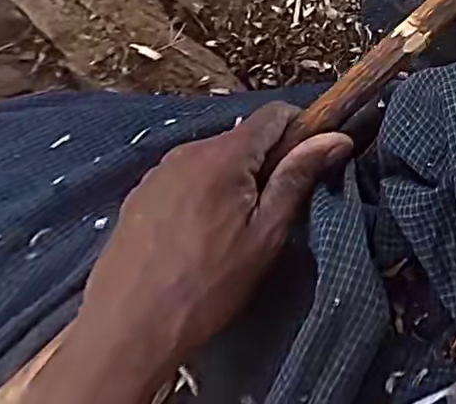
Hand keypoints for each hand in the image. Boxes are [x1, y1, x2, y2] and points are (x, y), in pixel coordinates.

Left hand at [73, 103, 352, 370]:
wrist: (119, 342)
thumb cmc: (205, 286)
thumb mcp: (266, 232)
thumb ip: (299, 175)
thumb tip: (337, 136)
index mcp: (223, 155)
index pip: (276, 113)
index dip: (301, 130)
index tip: (305, 165)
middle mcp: (187, 152)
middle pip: (246, 135)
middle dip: (266, 159)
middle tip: (270, 206)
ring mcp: (157, 174)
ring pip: (217, 156)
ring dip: (234, 175)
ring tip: (232, 224)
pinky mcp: (137, 197)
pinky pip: (188, 175)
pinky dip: (204, 190)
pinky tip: (199, 232)